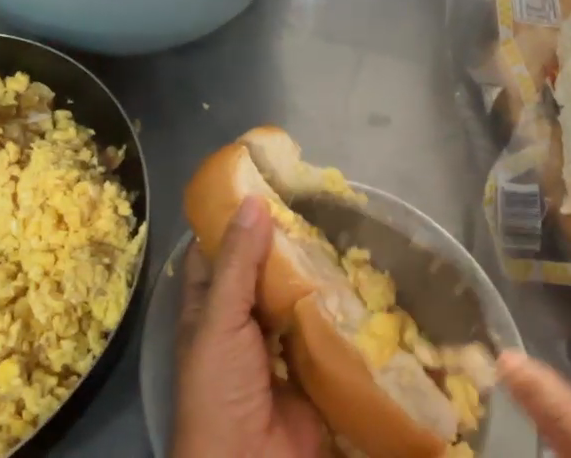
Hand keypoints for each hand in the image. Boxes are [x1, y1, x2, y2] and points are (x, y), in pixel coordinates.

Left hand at [173, 195, 327, 457]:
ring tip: (345, 236)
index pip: (217, 251)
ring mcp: (277, 348)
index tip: (263, 184)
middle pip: (262, 273)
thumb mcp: (218, 318)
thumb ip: (237, 262)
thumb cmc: (218, 387)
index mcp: (208, 307)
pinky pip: (325, 334)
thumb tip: (253, 200)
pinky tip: (362, 285)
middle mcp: (241, 322)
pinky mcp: (310, 372)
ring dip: (315, 277)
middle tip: (317, 207)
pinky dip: (340, 314)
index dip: (234, 219)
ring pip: (295, 300)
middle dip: (285, 245)